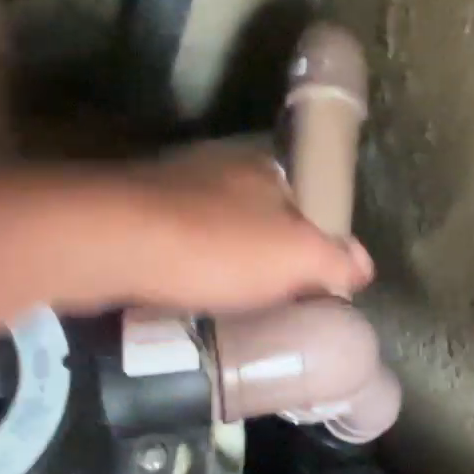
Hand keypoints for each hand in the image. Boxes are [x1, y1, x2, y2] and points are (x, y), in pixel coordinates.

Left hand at [97, 146, 373, 311]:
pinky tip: (184, 295)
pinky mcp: (132, 213)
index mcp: (267, 170)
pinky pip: (175, 243)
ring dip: (223, 262)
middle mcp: (220, 167)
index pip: (306, 205)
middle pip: (260, 215)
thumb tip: (363, 265)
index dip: (314, 245)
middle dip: (267, 254)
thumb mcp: (295, 256)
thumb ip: (334, 260)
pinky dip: (186, 267)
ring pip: (214, 228)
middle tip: (272, 302)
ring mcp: (172, 186)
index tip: (312, 286)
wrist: (110, 242)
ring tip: (229, 306)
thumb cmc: (215, 247)